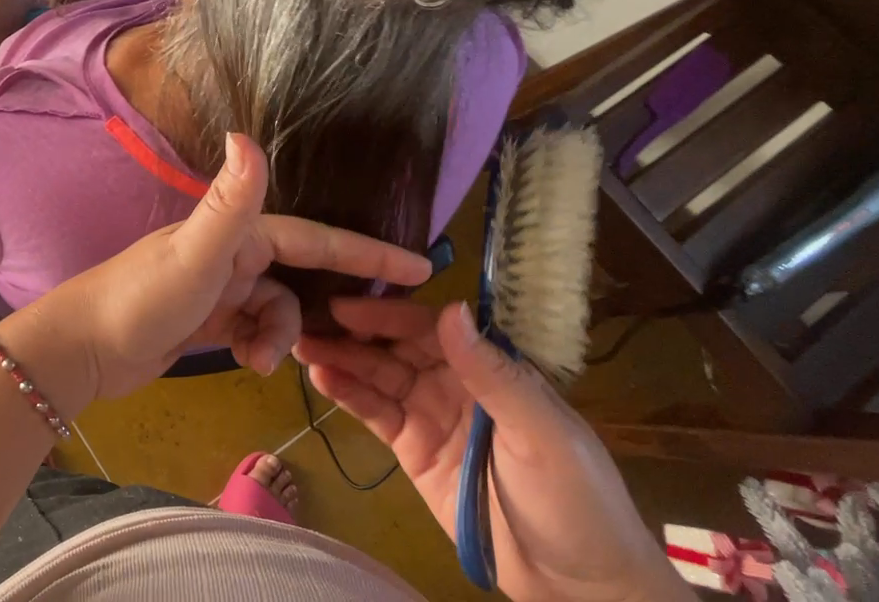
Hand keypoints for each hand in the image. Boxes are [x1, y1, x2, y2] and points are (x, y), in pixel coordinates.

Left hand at [9, 135, 432, 410]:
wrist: (84, 348)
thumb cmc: (141, 299)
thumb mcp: (194, 255)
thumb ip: (228, 203)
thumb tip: (245, 135)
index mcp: (231, 232)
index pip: (312, 235)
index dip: (364, 250)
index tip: (420, 266)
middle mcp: (226, 251)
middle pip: (297, 276)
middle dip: (322, 304)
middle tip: (351, 336)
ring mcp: (214, 286)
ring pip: (276, 309)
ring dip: (280, 337)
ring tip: (259, 361)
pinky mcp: (204, 319)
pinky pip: (253, 329)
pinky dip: (259, 346)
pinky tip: (247, 363)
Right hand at [296, 298, 694, 601]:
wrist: (576, 587)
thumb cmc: (576, 502)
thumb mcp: (543, 436)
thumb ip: (495, 374)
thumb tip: (451, 308)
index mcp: (491, 369)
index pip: (431, 328)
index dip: (388, 315)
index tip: (344, 305)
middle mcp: (455, 383)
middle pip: (396, 346)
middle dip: (352, 332)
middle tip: (306, 320)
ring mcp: (430, 415)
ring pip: (377, 375)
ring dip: (341, 358)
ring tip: (301, 346)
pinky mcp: (411, 448)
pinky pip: (374, 413)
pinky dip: (347, 393)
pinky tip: (322, 378)